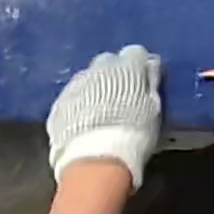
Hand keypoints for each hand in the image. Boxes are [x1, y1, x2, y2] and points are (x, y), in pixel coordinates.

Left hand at [46, 44, 163, 188]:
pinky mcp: (60, 104)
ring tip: (101, 111)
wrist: (96, 160)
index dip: (140, 67)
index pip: (136, 53)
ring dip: (95, 88)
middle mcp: (98, 69)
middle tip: (122, 96)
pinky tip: (85, 122)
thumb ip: (151, 82)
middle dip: (115, 74)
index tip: (143, 81)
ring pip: (88, 78)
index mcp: (126, 67)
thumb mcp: (153, 108)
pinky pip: (73, 97)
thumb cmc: (134, 134)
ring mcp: (75, 85)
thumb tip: (150, 65)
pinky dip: (79, 104)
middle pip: (108, 62)